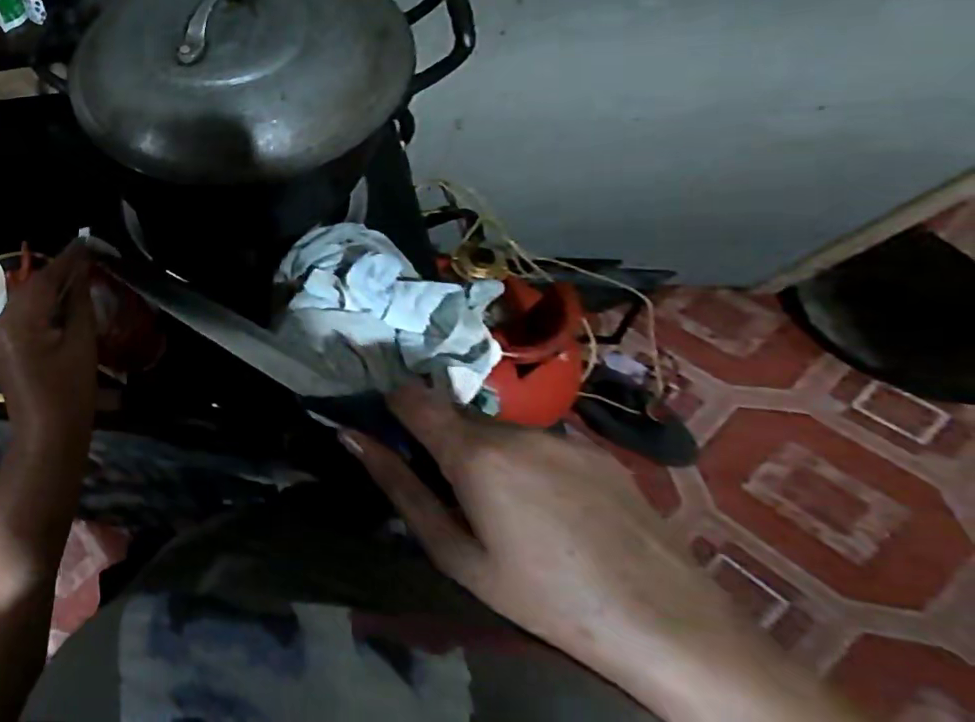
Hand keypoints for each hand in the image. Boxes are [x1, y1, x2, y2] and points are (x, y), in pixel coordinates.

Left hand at [0, 243, 96, 442]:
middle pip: (30, 287)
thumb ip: (78, 302)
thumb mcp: (81, 344)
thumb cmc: (71, 395)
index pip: (45, 279)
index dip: (67, 259)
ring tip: (75, 275)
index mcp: (19, 321)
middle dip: (56, 271)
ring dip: (47, 287)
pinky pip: (20, 316)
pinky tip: (59, 302)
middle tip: (84, 258)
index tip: (85, 242)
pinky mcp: (0, 347)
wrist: (47, 439)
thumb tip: (81, 271)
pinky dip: (39, 306)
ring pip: (24, 300)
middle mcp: (0, 323)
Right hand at [345, 382, 861, 721]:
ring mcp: (563, 438)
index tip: (389, 434)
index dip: (391, 407)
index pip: (411, 396)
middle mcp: (515, 430)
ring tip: (508, 506)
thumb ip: (399, 487)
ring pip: (499, 428)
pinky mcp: (601, 454)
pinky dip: (528, 462)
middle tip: (451, 488)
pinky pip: (542, 443)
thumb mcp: (456, 555)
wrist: (677, 632)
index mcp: (474, 453)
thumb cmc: (546, 598)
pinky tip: (555, 511)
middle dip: (441, 437)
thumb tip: (351, 436)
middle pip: (455, 413)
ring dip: (486, 450)